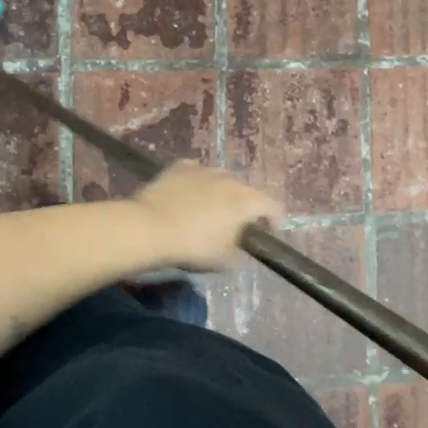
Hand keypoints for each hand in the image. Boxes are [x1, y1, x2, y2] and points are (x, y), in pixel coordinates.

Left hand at [130, 161, 280, 270]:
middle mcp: (228, 178)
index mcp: (245, 200)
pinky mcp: (179, 166)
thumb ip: (240, 255)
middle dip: (245, 207)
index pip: (272, 205)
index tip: (272, 231)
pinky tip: (188, 195)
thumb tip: (241, 250)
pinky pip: (196, 173)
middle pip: (245, 191)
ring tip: (209, 209)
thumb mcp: (224, 260)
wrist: (151, 227)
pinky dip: (197, 183)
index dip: (276, 219)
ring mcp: (203, 169)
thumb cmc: (193, 246)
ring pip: (220, 180)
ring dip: (220, 193)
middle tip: (236, 224)